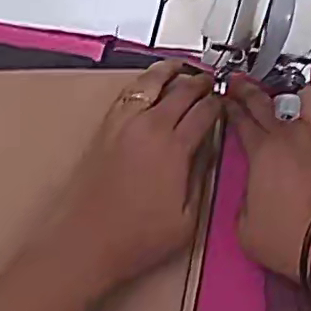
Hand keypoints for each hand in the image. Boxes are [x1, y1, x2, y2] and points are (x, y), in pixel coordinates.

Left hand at [43, 61, 222, 286]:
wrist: (86, 242)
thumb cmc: (136, 237)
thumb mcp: (187, 218)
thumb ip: (203, 177)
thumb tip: (211, 150)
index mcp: (175, 148)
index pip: (205, 111)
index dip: (218, 103)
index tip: (224, 103)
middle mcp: (151, 127)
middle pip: (183, 90)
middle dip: (202, 83)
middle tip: (211, 82)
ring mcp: (126, 122)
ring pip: (154, 80)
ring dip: (173, 71)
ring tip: (184, 68)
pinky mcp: (107, 125)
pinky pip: (130, 90)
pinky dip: (146, 80)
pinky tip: (152, 82)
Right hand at [225, 77, 310, 281]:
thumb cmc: (293, 236)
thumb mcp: (246, 227)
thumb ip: (243, 202)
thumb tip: (250, 198)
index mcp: (260, 151)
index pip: (240, 119)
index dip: (230, 107)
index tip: (226, 101)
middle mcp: (287, 134)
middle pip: (263, 100)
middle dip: (247, 89)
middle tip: (240, 85)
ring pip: (299, 93)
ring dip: (287, 87)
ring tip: (280, 84)